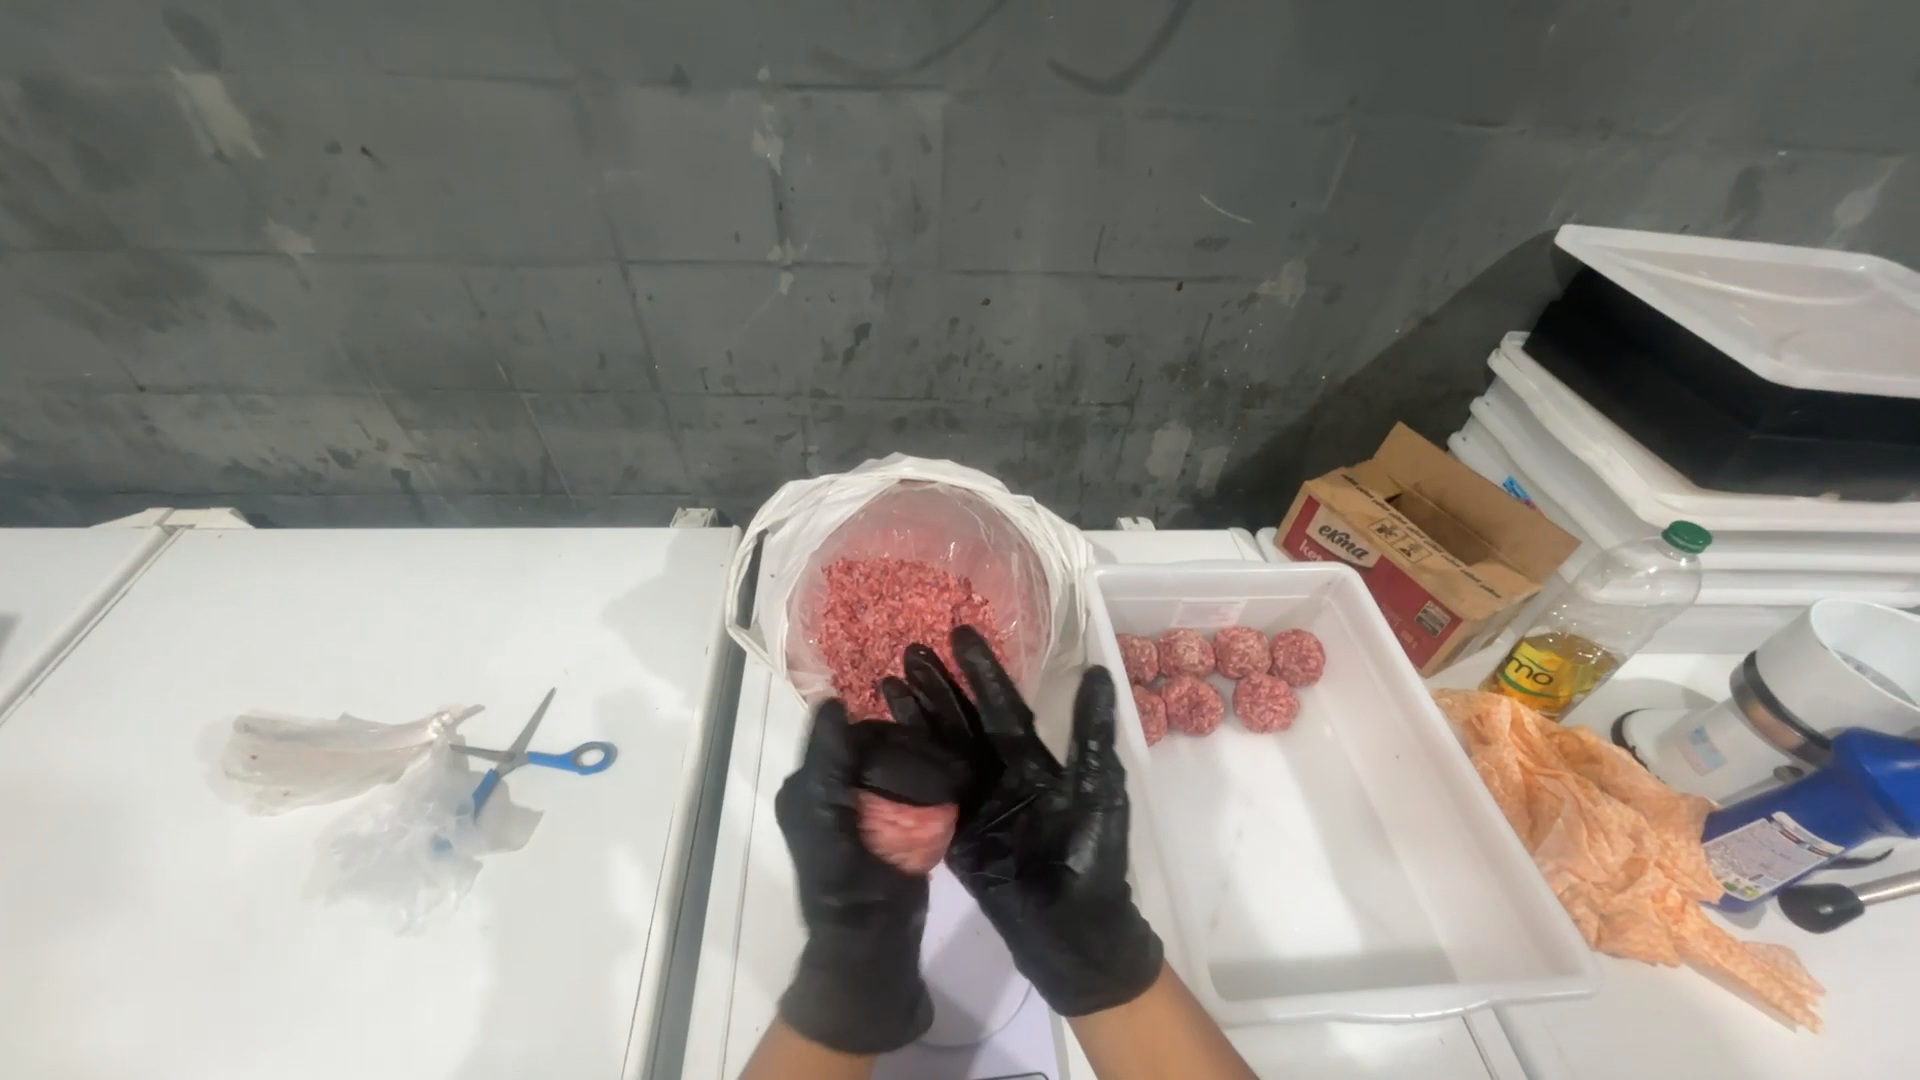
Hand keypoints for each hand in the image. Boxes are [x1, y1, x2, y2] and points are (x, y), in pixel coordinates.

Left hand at [773, 701, 951, 1053]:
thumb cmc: (851, 888)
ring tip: (953, 784)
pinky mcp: (881, 822)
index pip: (852, 736)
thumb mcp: (832, 819)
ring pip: (897, 763)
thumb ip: (829, 761)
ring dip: (927, 771)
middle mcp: (826, 789)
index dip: (891, 738)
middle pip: (878, 747)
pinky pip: (906, 787)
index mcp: (808, 785)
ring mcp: (856, 807)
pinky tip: (949, 795)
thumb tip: (831, 703)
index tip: (929, 752)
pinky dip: (929, 788)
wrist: (872, 949)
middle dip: (915, 756)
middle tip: (949, 774)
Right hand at [881, 627, 1163, 1016]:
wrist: (1071, 930)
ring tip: (888, 681)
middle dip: (938, 685)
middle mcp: (1000, 771)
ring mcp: (974, 800)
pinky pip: (927, 791)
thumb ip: (1092, 732)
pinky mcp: (953, 830)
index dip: (983, 670)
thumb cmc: (1093, 855)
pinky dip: (906, 763)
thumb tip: (1099, 670)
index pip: (1003, 704)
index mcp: (1034, 759)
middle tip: (911, 649)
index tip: (961, 633)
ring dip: (916, 715)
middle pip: (963, 720)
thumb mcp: (1100, 788)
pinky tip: (885, 737)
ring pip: (940, 748)